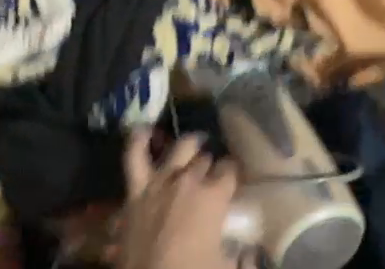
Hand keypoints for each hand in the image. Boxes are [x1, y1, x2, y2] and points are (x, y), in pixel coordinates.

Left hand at [118, 131, 240, 268]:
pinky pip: (133, 157)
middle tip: (213, 173)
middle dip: (211, 164)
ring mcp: (160, 181)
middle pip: (204, 160)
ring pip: (178, 150)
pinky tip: (144, 129)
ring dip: (188, 145)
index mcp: (214, 197)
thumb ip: (244, 259)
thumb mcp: (227, 267)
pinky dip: (138, 140)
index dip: (234, 172)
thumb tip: (251, 254)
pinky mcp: (136, 189)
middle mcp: (188, 180)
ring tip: (195, 142)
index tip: (236, 177)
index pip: (230, 171)